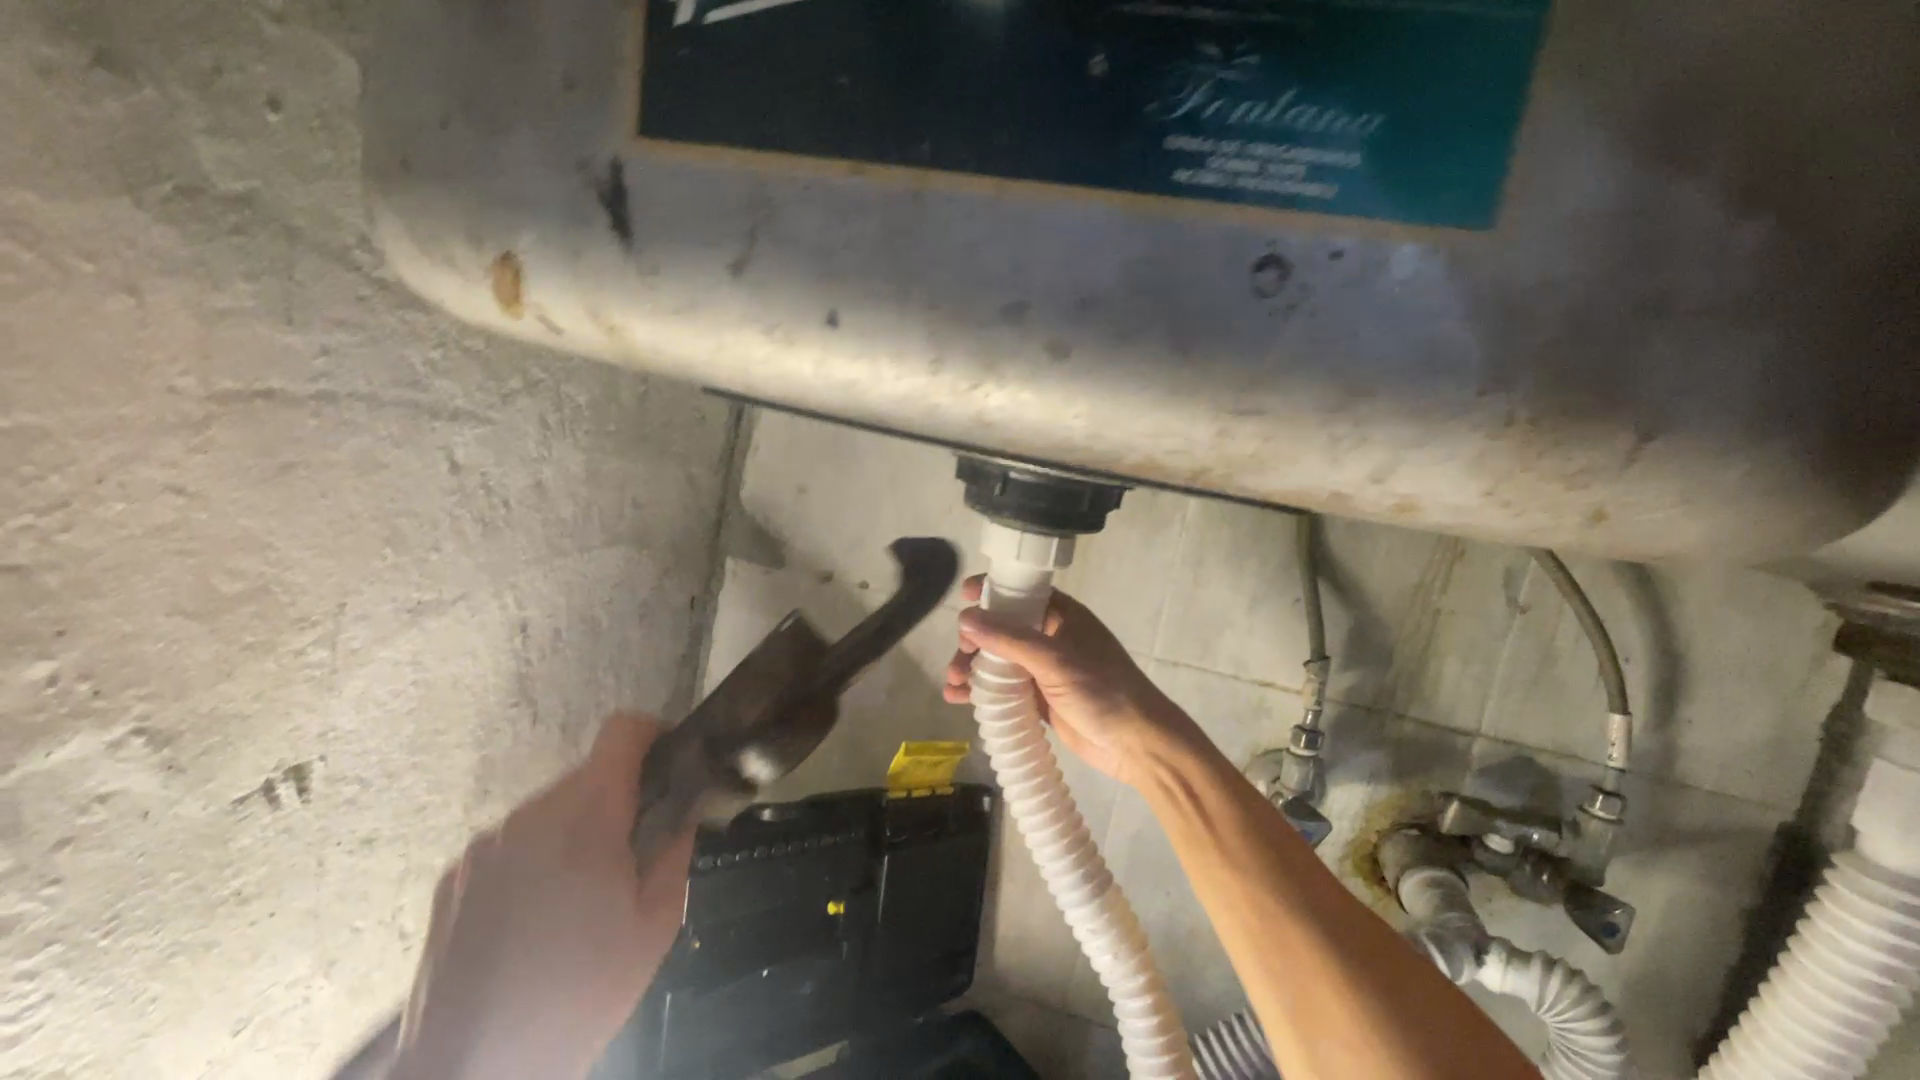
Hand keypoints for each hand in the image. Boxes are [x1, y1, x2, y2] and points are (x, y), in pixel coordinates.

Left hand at [391, 714, 693, 1079]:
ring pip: (549, 811)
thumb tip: (683, 806)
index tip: (671, 766)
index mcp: (585, 817)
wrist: (473, 1069)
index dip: (654, 735)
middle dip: (619, 801)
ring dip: (576, 832)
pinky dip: (536, 861)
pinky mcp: (454, 876)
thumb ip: (674, 849)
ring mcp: (484, 845)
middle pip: (587, 776)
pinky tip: (537, 920)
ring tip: (583, 899)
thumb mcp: (656, 924)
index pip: (622, 731)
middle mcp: (529, 815)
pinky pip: (512, 845)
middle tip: (634, 857)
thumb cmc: (581, 994)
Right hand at [943, 577, 1201, 786]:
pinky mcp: (1041, 701)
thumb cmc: (1101, 690)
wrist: (1135, 743)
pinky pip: (1004, 690)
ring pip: (999, 662)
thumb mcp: (1054, 660)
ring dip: (973, 669)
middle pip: (1003, 630)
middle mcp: (1052, 639)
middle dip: (975, 641)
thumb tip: (965, 619)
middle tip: (959, 658)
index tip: (964, 595)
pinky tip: (959, 699)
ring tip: (952, 685)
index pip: (1022, 593)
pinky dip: (982, 692)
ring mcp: (1045, 671)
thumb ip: (1009, 639)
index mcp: (1062, 616)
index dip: (992, 591)